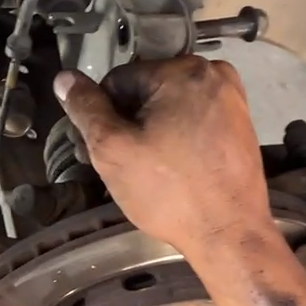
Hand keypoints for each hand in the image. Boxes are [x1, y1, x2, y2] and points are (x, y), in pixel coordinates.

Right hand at [54, 57, 275, 263]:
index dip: (101, 116)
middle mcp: (213, 75)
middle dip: (126, 123)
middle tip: (117, 163)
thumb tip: (65, 78)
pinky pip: (192, 120)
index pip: (117, 80)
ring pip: (168, 106)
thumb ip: (85, 108)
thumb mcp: (112, 148)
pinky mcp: (240, 124)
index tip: (98, 149)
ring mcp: (231, 99)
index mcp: (183, 71)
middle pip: (145, 91)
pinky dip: (175, 138)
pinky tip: (168, 168)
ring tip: (142, 170)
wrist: (229, 235)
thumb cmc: (169, 192)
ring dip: (148, 131)